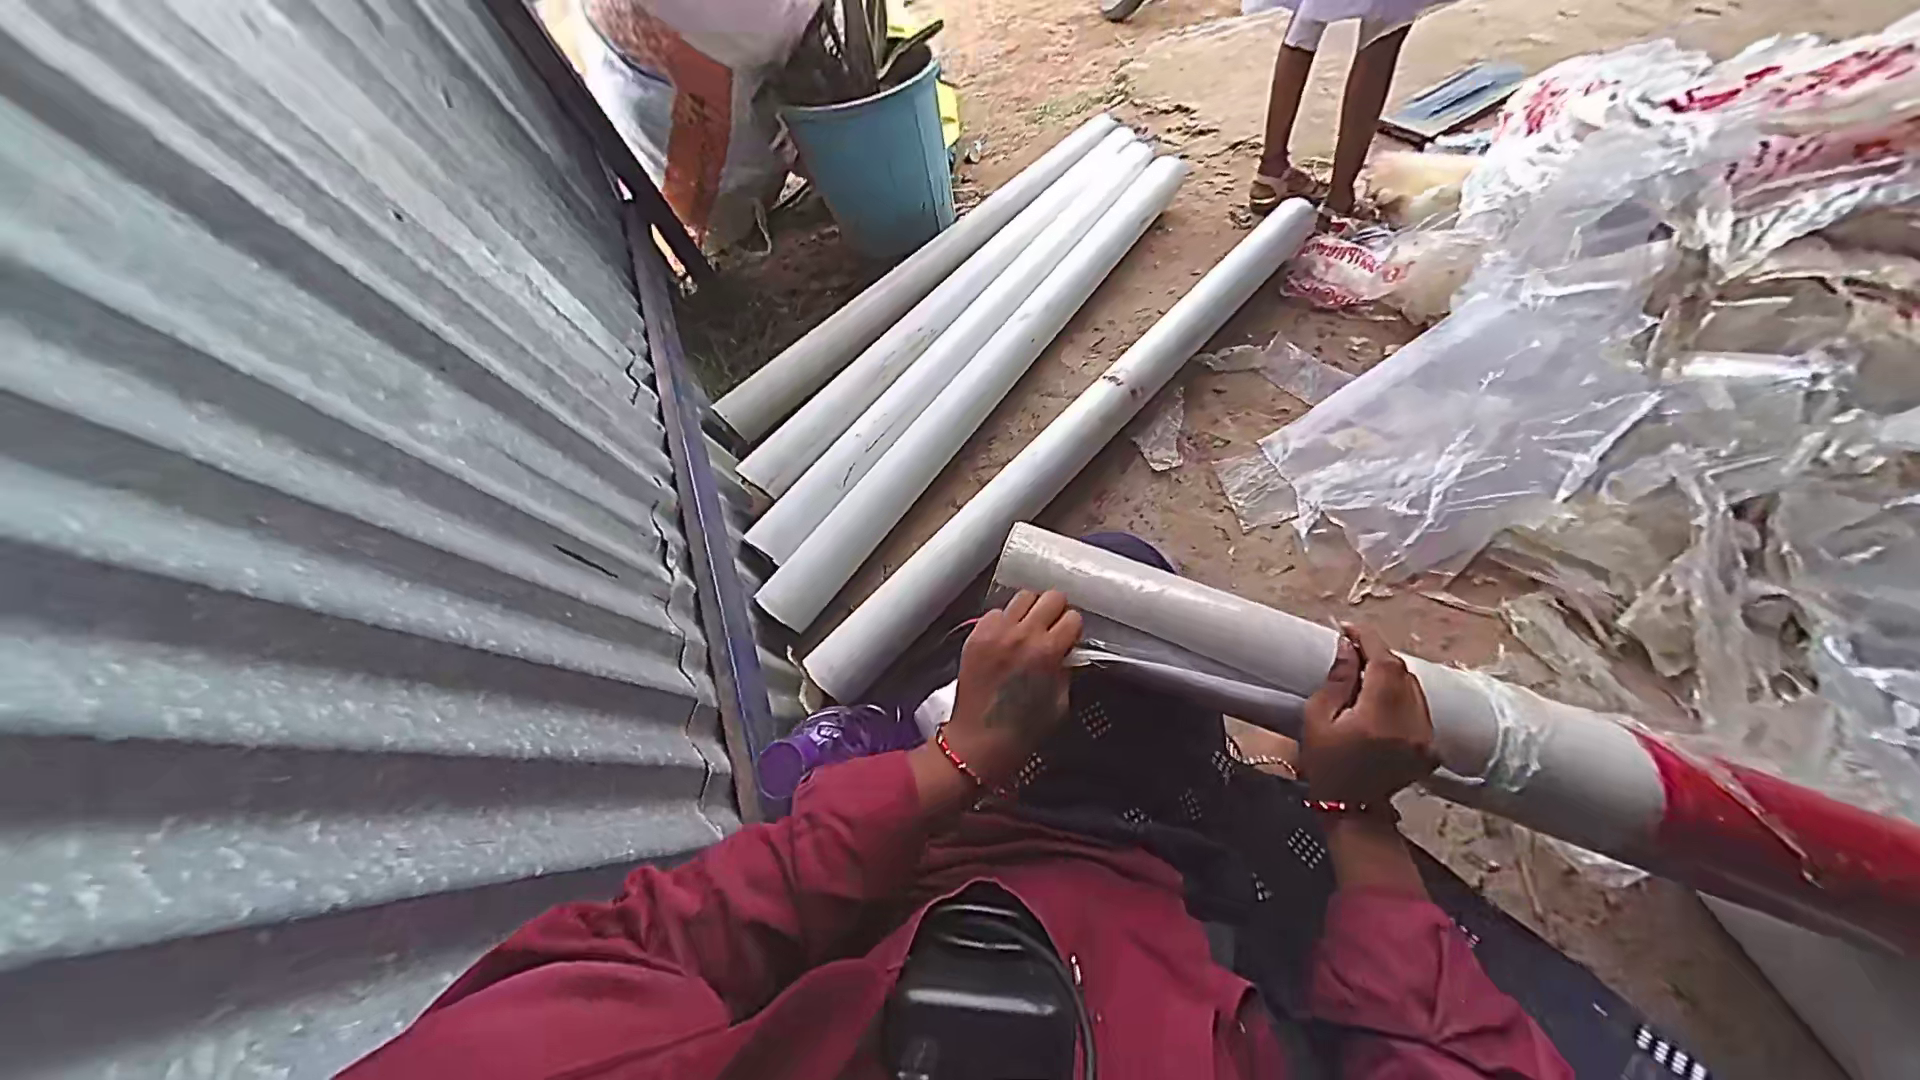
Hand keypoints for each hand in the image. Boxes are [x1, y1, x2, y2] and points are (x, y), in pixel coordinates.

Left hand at [941, 590, 1082, 786]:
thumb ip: (1066, 668)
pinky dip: (1003, 621)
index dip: (1073, 629)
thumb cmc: (1023, 729)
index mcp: (1047, 652)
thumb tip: (1067, 650)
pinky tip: (1005, 638)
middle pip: (1051, 597)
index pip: (1073, 617)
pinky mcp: (976, 635)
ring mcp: (996, 632)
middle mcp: (1022, 635)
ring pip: (1022, 597)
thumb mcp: (1060, 700)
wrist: (980, 740)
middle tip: (1052, 627)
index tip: (1069, 638)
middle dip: (1056, 611)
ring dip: (1030, 610)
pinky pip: (996, 612)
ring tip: (1028, 628)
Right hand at [1299, 624, 1438, 806]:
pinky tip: (1378, 697)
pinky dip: (1400, 694)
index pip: (1385, 665)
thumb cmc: (1325, 762)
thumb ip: (1338, 681)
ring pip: (1414, 688)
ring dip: (1390, 674)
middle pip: (1402, 674)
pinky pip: (1419, 707)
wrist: (1352, 807)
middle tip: (1351, 649)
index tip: (1349, 629)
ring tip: (1363, 671)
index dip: (1369, 641)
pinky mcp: (1432, 747)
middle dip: (1378, 656)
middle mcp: (1412, 727)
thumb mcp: (1318, 718)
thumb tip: (1347, 647)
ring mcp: (1427, 738)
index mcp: (1381, 720)